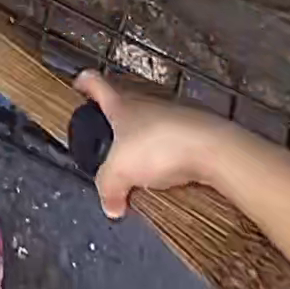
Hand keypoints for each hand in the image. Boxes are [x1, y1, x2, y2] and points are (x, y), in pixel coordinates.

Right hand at [73, 70, 241, 218]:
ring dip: (141, 142)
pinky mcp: (190, 128)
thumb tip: (111, 206)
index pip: (95, 82)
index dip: (83, 83)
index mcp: (120, 103)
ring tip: (138, 170)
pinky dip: (164, 153)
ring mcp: (168, 112)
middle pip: (121, 103)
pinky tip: (166, 175)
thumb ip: (108, 187)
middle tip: (107, 147)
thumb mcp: (121, 171)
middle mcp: (142, 100)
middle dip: (114, 123)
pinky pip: (169, 138)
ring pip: (147, 123)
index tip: (77, 89)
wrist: (212, 148)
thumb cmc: (158, 147)